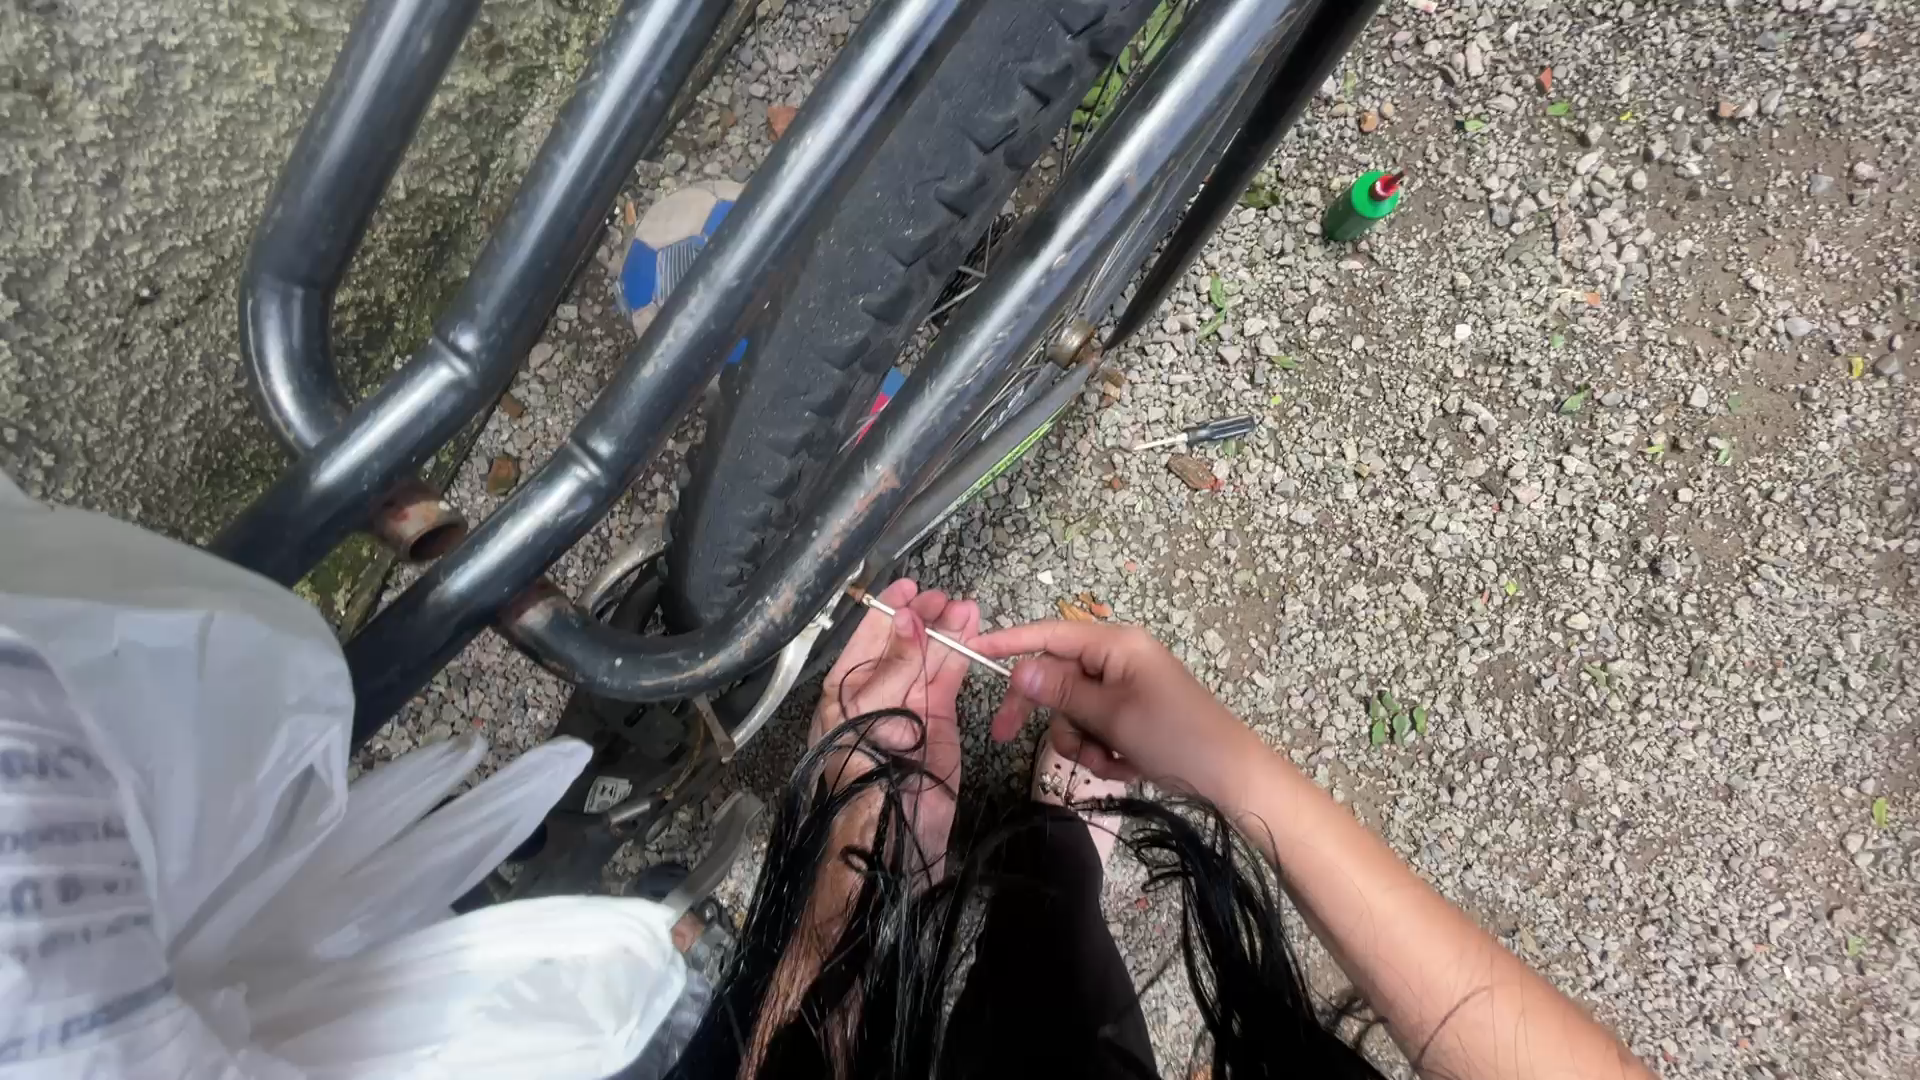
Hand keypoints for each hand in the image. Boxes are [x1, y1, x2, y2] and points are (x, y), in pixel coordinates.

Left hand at [813, 578, 978, 870]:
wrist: (891, 841)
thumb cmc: (861, 777)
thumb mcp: (867, 716)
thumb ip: (892, 666)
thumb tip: (907, 619)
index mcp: (845, 690)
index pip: (868, 639)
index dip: (888, 611)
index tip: (909, 586)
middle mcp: (878, 693)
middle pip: (904, 644)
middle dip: (924, 619)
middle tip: (945, 599)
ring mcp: (911, 706)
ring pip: (930, 658)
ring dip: (948, 632)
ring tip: (966, 608)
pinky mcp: (941, 721)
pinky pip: (949, 681)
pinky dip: (961, 656)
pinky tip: (971, 633)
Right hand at [970, 620, 1258, 798]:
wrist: (1233, 779)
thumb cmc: (1175, 736)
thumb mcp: (1113, 714)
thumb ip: (1062, 691)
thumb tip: (1019, 670)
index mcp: (1116, 644)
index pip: (1050, 634)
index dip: (1009, 642)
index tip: (973, 649)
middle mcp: (1117, 659)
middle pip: (1055, 676)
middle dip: (1043, 710)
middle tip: (1003, 735)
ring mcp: (1124, 688)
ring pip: (1071, 709)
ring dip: (1080, 740)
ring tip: (1109, 760)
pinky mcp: (1130, 715)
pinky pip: (1093, 728)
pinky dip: (1100, 751)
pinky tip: (1125, 766)